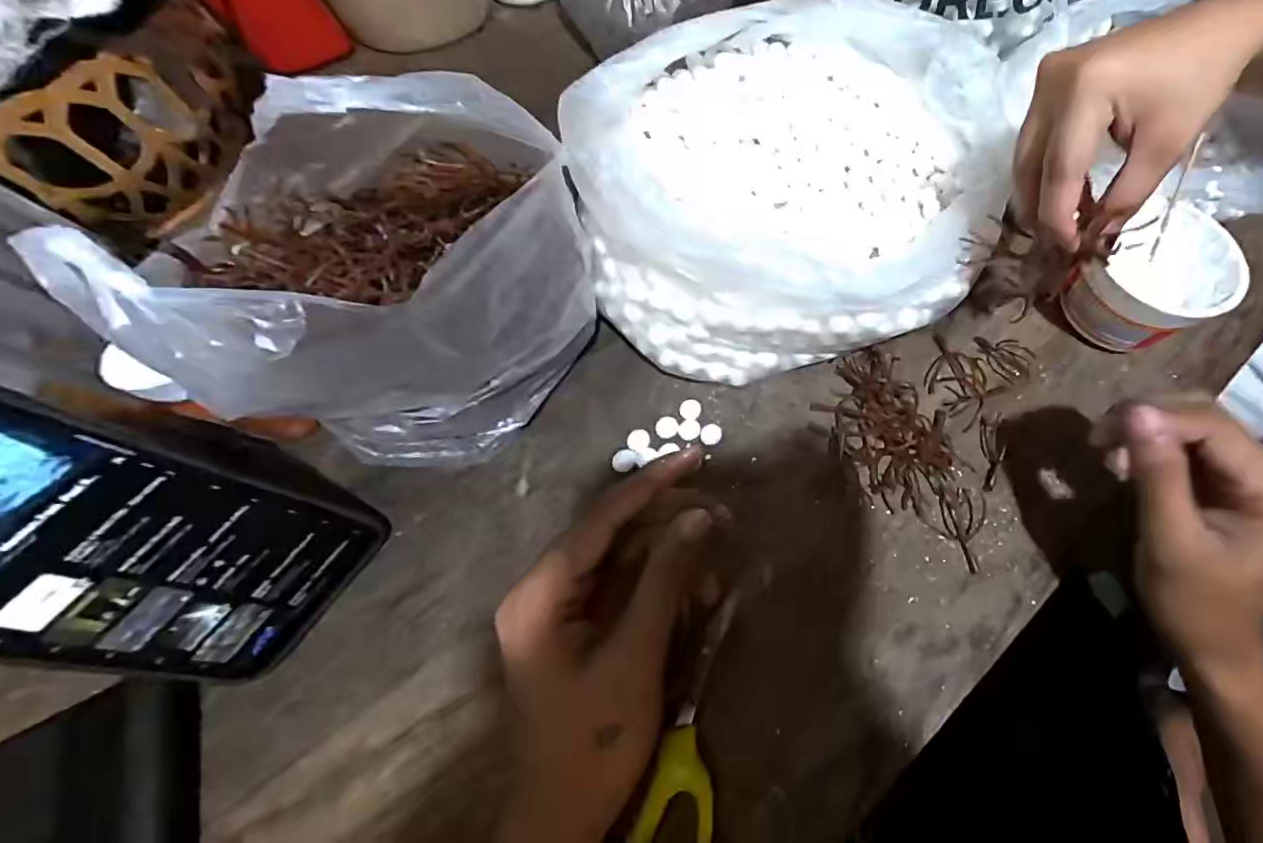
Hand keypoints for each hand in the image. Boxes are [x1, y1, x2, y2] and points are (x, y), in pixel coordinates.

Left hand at [494, 447, 722, 842]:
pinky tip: (698, 597)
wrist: (561, 820)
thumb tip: (699, 516)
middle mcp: (544, 588)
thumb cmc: (593, 740)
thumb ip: (665, 578)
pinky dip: (663, 586)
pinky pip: (626, 586)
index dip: (651, 483)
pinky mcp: (580, 625)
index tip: (694, 456)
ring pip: (625, 557)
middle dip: (670, 524)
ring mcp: (561, 607)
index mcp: (540, 592)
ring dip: (673, 559)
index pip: (601, 518)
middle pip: (614, 532)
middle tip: (722, 518)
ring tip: (714, 574)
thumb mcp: (635, 654)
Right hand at [1014, 0, 1262, 251]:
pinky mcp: (1049, 80)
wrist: (1208, 33)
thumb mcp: (1163, 149)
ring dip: (1038, 190)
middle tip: (1057, 243)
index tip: (1069, 249)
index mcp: (1083, 89)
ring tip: (1059, 222)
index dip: (1059, 214)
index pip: (1060, 167)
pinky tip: (1066, 191)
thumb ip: (1124, 197)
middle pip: (1031, 160)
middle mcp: (1051, 80)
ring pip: (1026, 150)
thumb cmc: (1195, 86)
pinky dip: (1046, 167)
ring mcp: (1045, 77)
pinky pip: (1036, 135)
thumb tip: (1095, 239)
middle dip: (1039, 207)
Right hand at [1095, 402, 1262, 673]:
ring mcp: (1253, 474)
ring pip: (1193, 422)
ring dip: (1145, 427)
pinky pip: (1187, 442)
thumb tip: (1135, 411)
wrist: (1209, 648)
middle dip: (1149, 417)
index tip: (1104, 429)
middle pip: (1205, 416)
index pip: (1215, 426)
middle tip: (1099, 436)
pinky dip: (1151, 443)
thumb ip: (1157, 474)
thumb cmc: (1193, 605)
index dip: (1158, 417)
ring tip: (1106, 448)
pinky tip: (1124, 459)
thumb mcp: (1169, 541)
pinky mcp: (1229, 479)